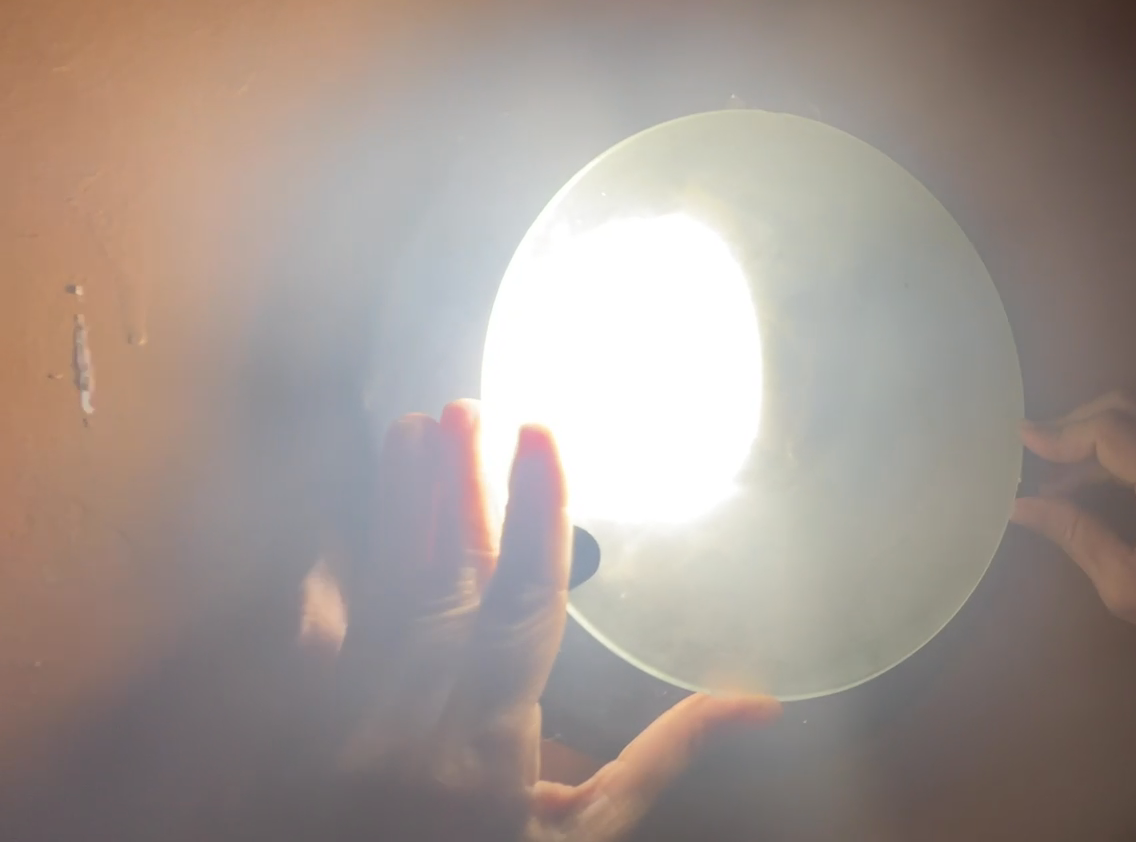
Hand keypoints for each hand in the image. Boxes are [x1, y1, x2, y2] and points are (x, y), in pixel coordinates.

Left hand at [293, 401, 779, 840]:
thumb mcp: (585, 839)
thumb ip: (665, 757)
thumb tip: (761, 706)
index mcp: (481, 746)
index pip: (520, 598)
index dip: (536, 508)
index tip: (541, 434)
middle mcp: (400, 724)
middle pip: (437, 576)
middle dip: (455, 484)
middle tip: (463, 409)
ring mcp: (335, 728)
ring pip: (371, 590)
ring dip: (397, 504)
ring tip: (410, 431)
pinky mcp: (300, 733)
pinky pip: (304, 637)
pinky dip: (321, 571)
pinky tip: (336, 520)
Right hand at [1012, 393, 1135, 716]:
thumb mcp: (1129, 587)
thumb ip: (1075, 534)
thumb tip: (1022, 506)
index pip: (1112, 433)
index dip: (1062, 433)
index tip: (1021, 439)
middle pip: (1126, 408)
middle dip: (1074, 424)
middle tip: (1035, 450)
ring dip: (1095, 430)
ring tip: (1055, 463)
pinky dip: (1120, 441)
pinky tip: (1093, 470)